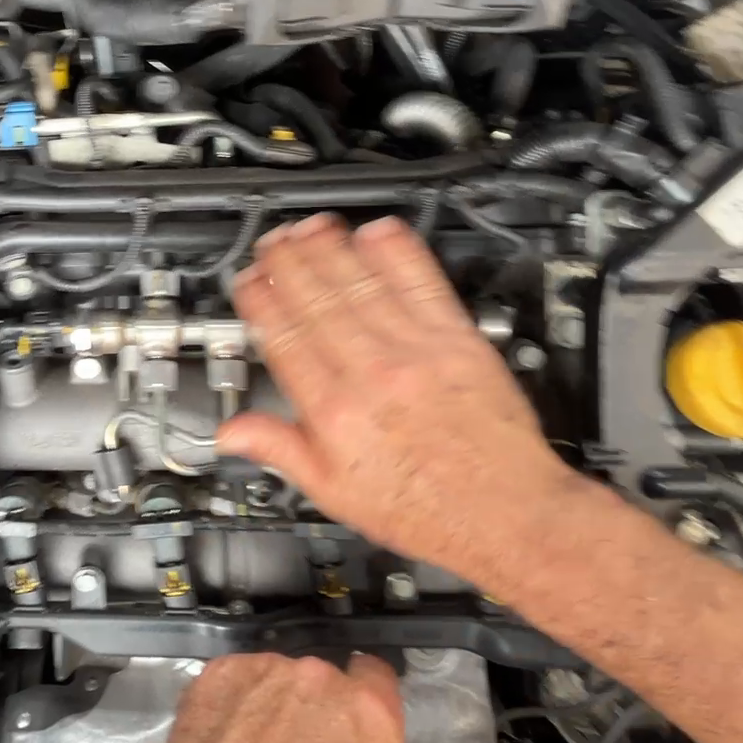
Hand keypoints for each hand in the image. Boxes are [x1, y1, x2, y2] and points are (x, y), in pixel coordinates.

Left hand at [159, 653, 453, 742]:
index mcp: (367, 712)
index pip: (378, 677)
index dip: (371, 699)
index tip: (362, 718)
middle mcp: (316, 678)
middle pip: (323, 680)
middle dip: (319, 710)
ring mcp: (263, 672)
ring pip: (277, 678)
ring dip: (276, 704)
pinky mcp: (217, 676)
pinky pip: (236, 680)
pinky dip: (236, 703)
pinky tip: (234, 742)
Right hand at [218, 214, 583, 581]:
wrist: (509, 514)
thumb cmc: (427, 508)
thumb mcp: (335, 493)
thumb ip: (280, 450)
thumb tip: (233, 433)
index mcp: (334, 410)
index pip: (284, 337)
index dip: (261, 302)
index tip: (250, 283)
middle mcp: (371, 372)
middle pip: (318, 301)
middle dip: (289, 264)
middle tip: (273, 243)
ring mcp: (415, 351)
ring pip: (361, 285)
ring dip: (331, 250)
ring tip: (310, 228)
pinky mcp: (458, 340)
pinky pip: (421, 285)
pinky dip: (398, 254)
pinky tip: (379, 233)